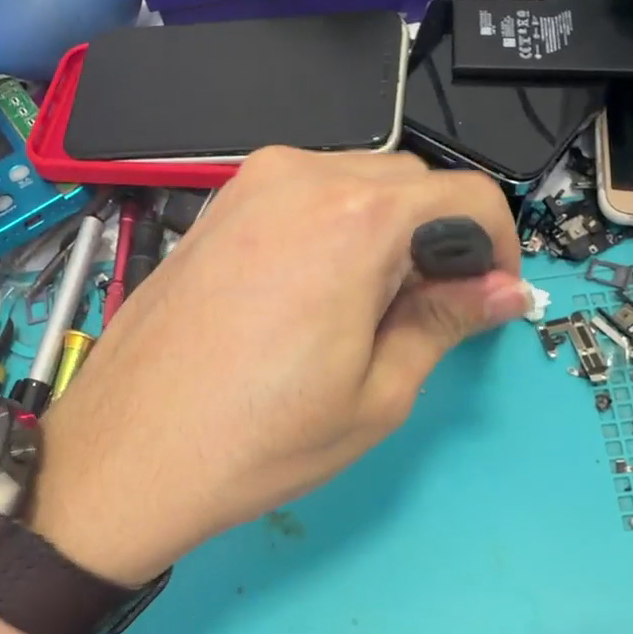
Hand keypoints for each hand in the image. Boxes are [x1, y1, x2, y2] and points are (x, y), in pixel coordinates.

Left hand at [32, 148, 525, 585]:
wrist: (128, 456)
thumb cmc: (260, 442)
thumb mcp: (377, 395)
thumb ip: (445, 322)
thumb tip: (504, 290)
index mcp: (357, 219)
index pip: (467, 196)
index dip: (499, 246)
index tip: (491, 298)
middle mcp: (302, 177)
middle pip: (410, 183)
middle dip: (439, 240)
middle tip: (430, 316)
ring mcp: (248, 186)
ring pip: (355, 184)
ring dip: (386, 234)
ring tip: (368, 314)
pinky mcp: (217, 208)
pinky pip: (302, 198)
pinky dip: (334, 231)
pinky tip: (316, 297)